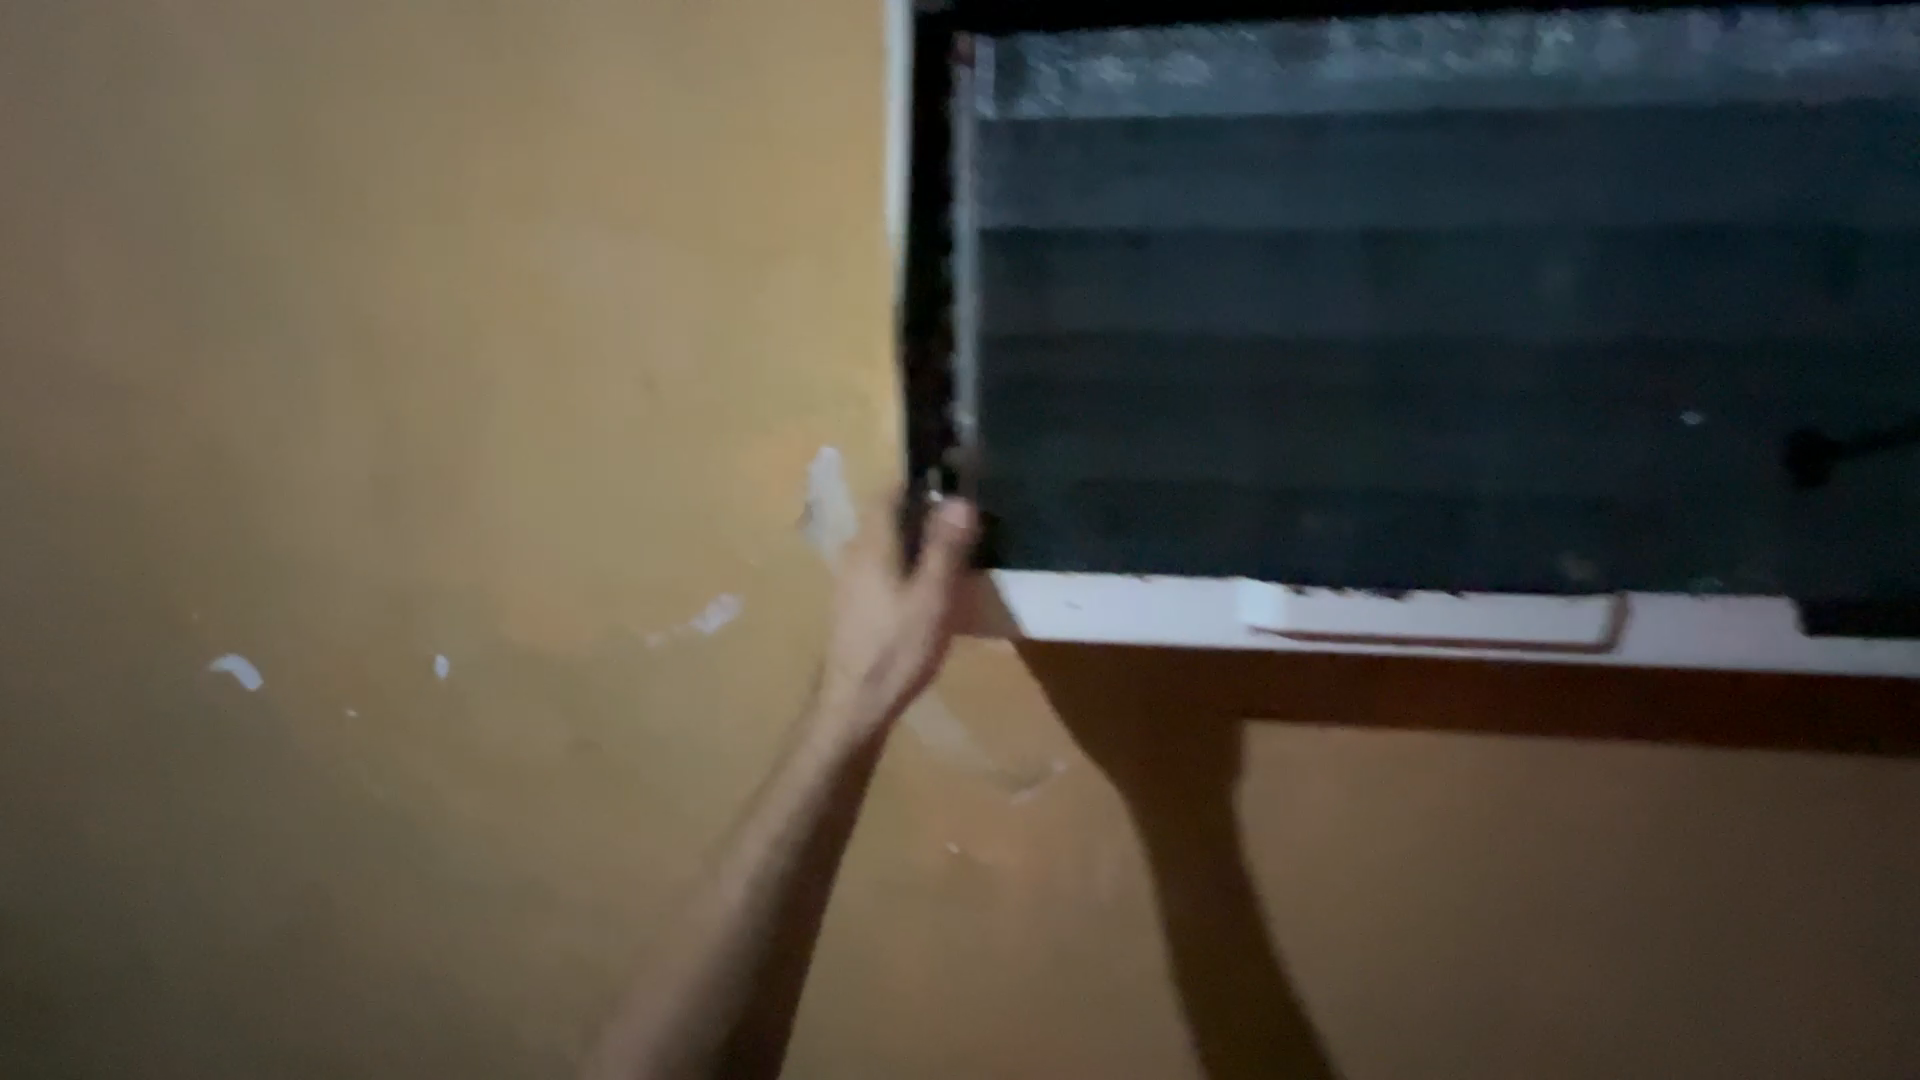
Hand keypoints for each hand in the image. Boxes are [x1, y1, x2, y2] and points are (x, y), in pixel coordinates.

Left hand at [817, 492, 978, 737]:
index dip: (920, 484)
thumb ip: (945, 547)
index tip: (954, 485)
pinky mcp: (855, 606)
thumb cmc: (896, 648)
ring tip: (956, 556)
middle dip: (924, 514)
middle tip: (965, 523)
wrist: (854, 704)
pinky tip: (931, 591)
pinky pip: (884, 570)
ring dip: (917, 544)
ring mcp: (851, 581)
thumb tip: (959, 498)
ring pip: (887, 546)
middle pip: (889, 518)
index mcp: (872, 543)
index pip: (889, 492)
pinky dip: (907, 568)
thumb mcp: (932, 597)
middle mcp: (855, 554)